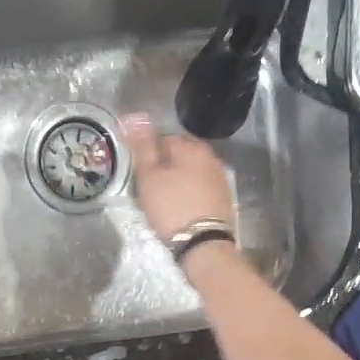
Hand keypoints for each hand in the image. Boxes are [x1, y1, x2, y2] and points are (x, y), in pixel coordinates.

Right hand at [122, 114, 236, 243]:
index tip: (142, 176)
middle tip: (154, 189)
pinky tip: (184, 207)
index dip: (149, 157)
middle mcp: (209, 155)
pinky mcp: (225, 197)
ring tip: (168, 199)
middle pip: (180, 155)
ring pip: (193, 171)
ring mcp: (220, 176)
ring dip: (181, 180)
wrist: (204, 243)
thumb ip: (142, 146)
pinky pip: (202, 187)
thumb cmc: (172, 208)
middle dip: (167, 166)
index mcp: (189, 145)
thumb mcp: (149, 177)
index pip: (163, 139)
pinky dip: (192, 193)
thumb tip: (135, 116)